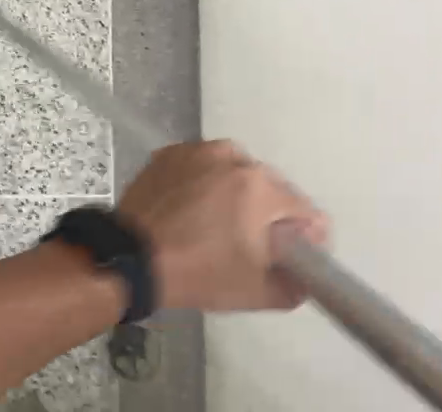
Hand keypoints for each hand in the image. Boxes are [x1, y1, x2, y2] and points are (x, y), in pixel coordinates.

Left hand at [117, 140, 328, 311]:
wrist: (133, 255)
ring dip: (238, 192)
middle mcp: (228, 158)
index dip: (308, 238)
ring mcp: (192, 151)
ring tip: (226, 222)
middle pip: (269, 186)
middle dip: (272, 213)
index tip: (296, 257)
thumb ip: (297, 282)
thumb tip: (302, 274)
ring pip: (233, 169)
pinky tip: (196, 206)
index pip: (305, 210)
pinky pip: (200, 165)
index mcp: (258, 186)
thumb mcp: (261, 291)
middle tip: (260, 242)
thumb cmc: (200, 270)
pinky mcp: (165, 155)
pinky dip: (205, 181)